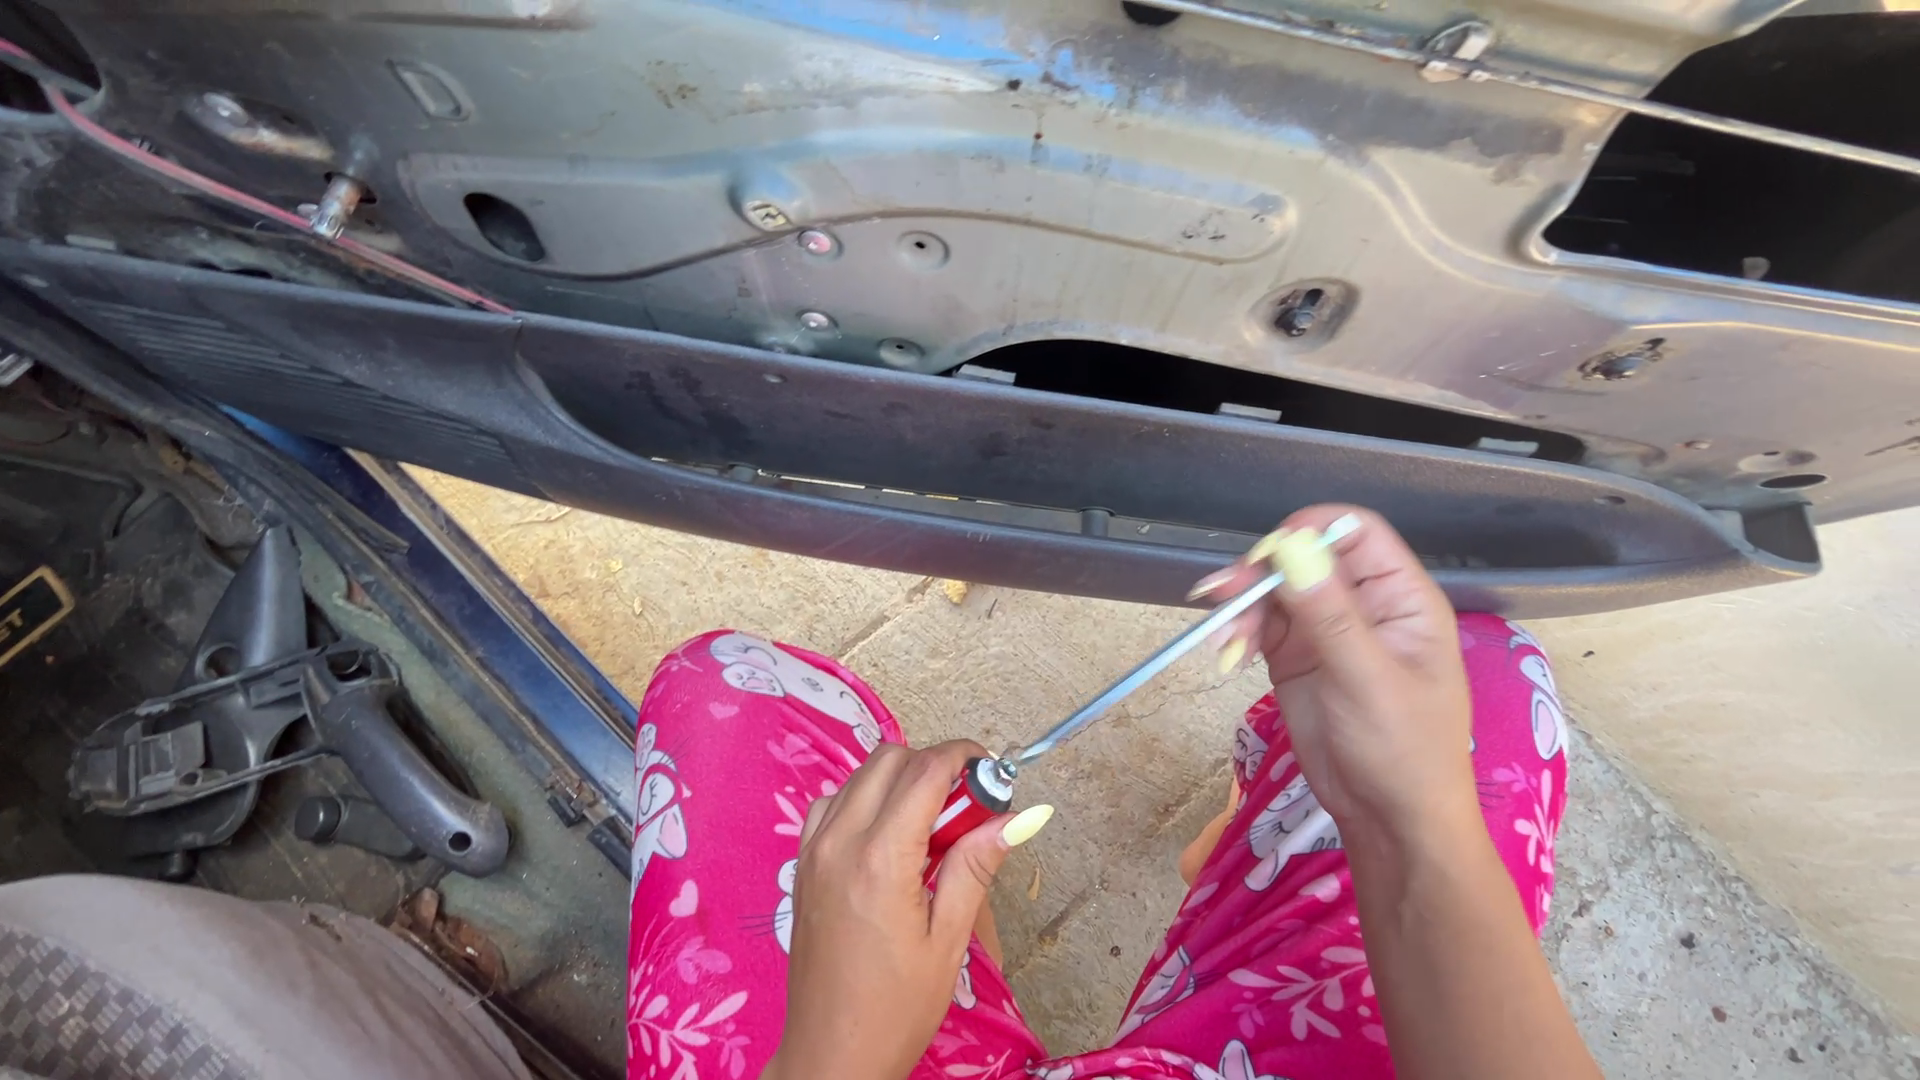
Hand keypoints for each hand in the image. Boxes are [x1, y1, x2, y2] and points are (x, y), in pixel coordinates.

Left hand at [764, 741, 1053, 1079]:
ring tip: (929, 821)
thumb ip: (976, 866)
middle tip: (964, 803)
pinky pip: (833, 801)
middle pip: (891, 759)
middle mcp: (841, 839)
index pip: (926, 771)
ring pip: (860, 774)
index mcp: (881, 857)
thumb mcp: (948, 939)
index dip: (963, 757)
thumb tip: (1016, 816)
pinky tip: (886, 832)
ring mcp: (814, 847)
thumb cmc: (896, 1007)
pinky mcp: (802, 861)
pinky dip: (864, 797)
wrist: (829, 1056)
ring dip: (899, 778)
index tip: (989, 769)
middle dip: (933, 765)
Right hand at [1190, 505, 1478, 840]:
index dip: (1311, 531)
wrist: (1387, 818)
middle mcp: (1360, 604)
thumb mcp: (1367, 679)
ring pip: (1272, 591)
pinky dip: (1238, 633)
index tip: (1269, 552)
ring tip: (1225, 638)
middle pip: (1301, 558)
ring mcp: (1323, 629)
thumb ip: (1328, 612)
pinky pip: (1258, 625)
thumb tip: (1291, 547)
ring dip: (1241, 605)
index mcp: (1399, 598)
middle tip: (1226, 596)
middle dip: (1261, 573)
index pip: (1355, 534)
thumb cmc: (1402, 749)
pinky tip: (1229, 654)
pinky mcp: (1294, 655)